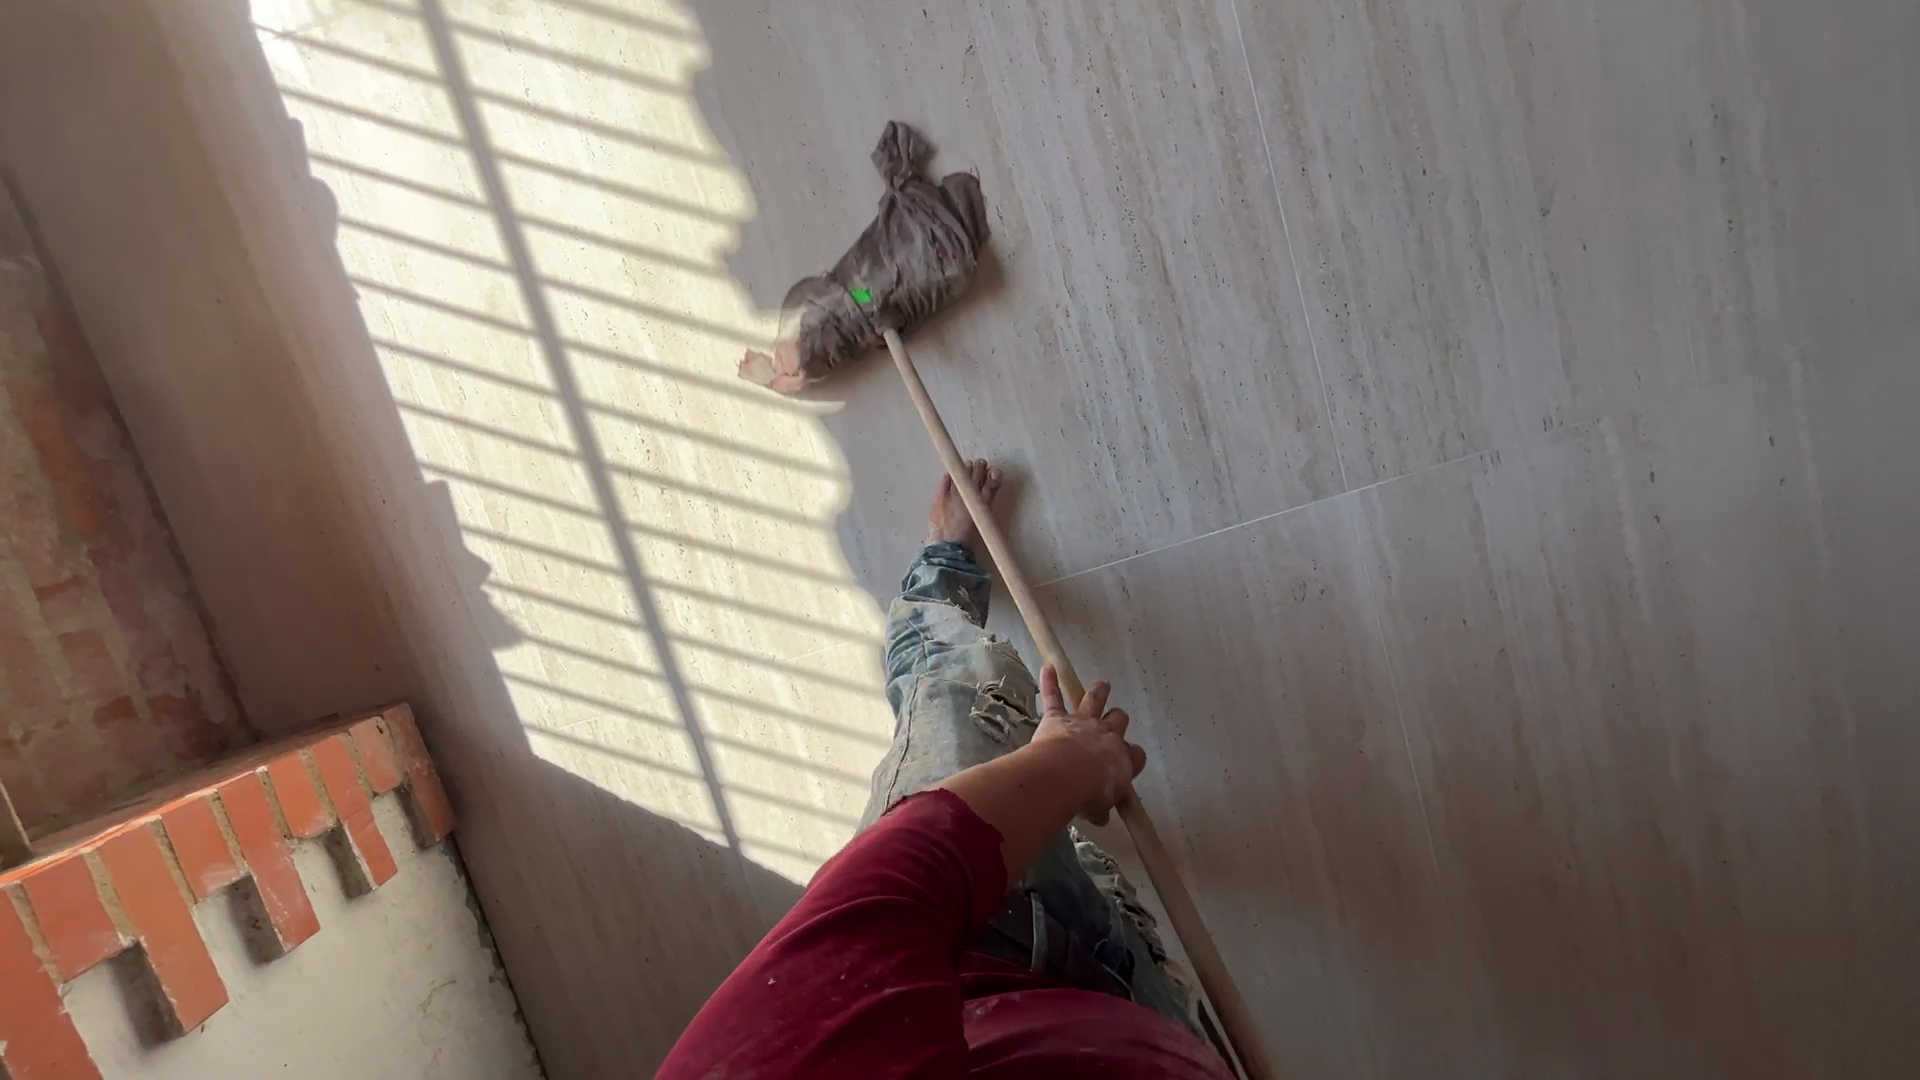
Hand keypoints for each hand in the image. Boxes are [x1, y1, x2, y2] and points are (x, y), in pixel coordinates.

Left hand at [1030, 666, 1146, 825]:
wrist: (1067, 773)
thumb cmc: (1088, 794)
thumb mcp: (1098, 809)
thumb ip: (1100, 809)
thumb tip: (1100, 817)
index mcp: (1121, 760)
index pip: (1136, 755)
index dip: (1133, 757)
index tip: (1130, 761)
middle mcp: (1106, 736)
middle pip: (1118, 720)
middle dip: (1118, 719)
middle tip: (1117, 717)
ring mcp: (1082, 723)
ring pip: (1094, 701)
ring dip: (1098, 692)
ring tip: (1102, 684)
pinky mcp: (1058, 717)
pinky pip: (1053, 696)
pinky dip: (1050, 682)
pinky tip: (1047, 668)